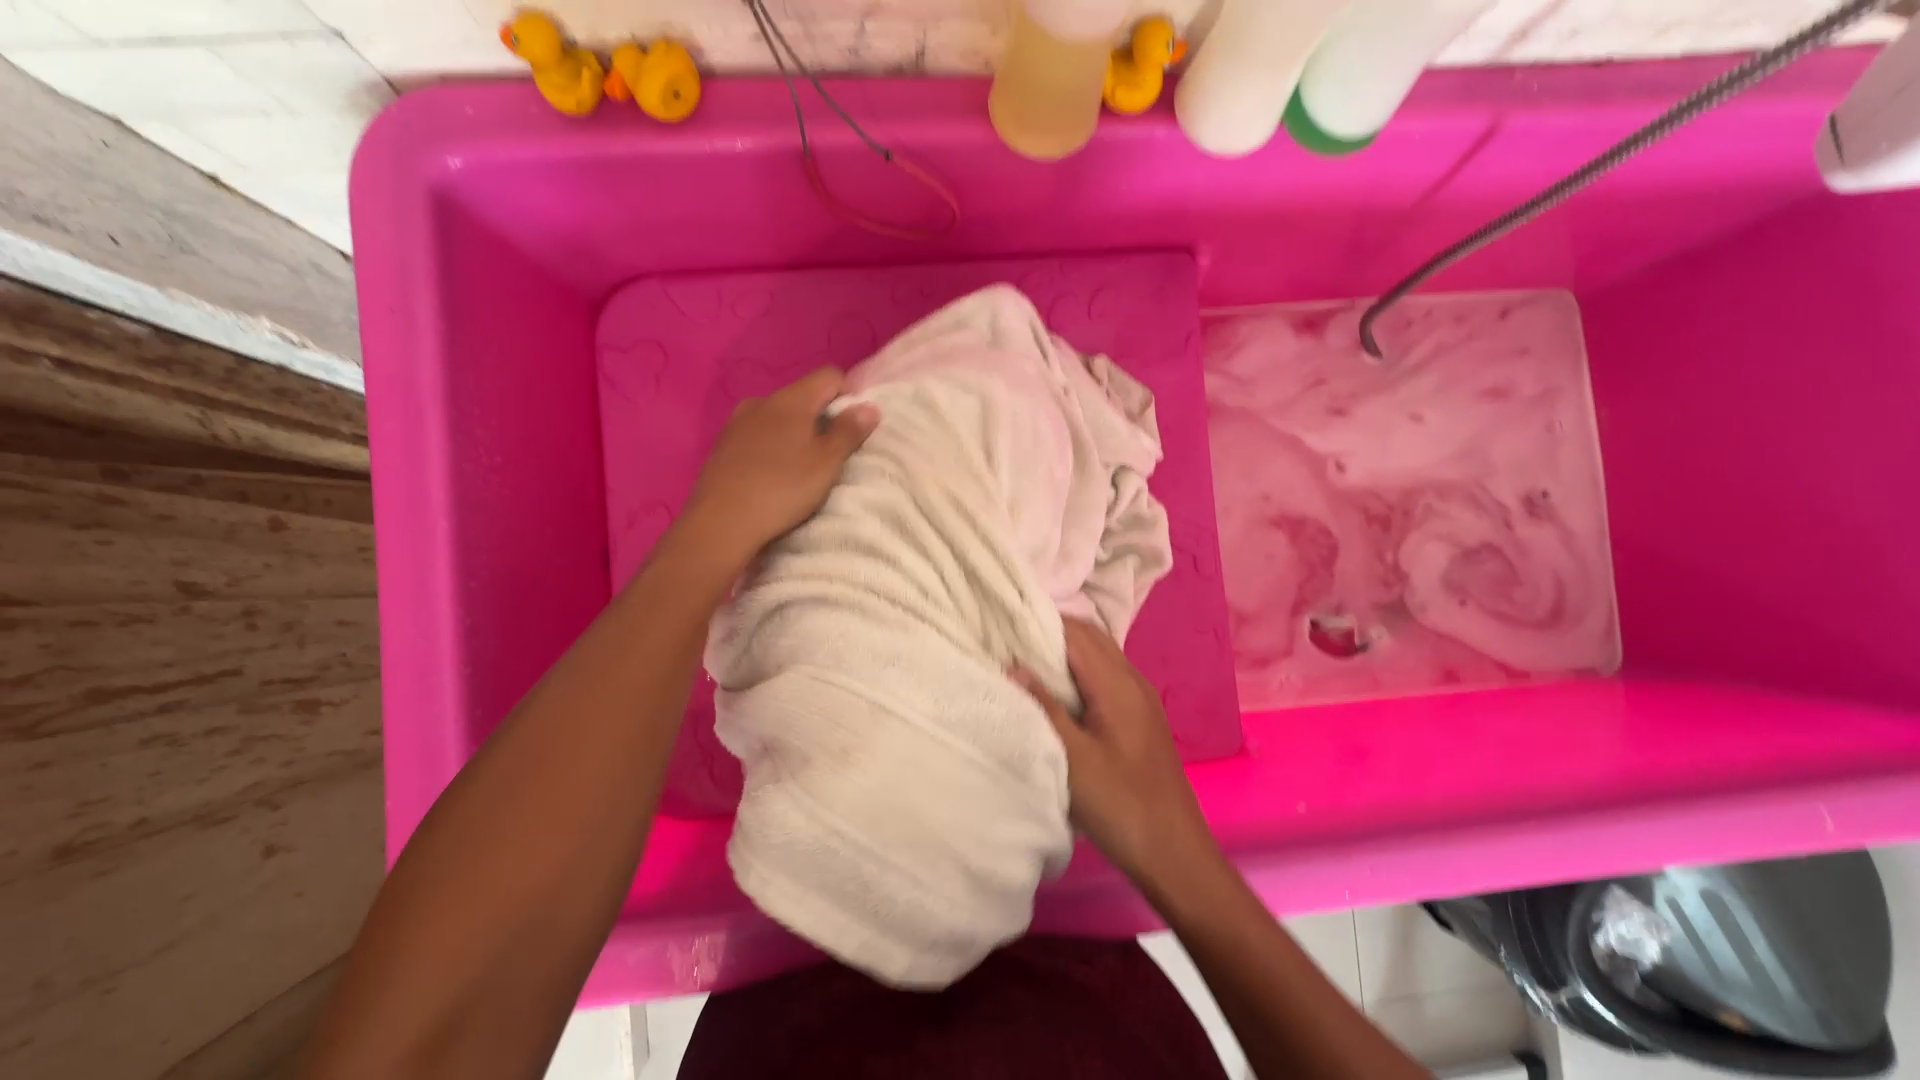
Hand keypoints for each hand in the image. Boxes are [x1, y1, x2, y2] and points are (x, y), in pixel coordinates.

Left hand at [678, 368, 879, 568]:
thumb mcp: (826, 463)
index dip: (848, 394)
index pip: (829, 375)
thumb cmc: (782, 489)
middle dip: (821, 416)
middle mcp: (762, 401)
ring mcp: (737, 422)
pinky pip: (757, 434)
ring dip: (794, 432)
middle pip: (802, 395)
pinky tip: (772, 474)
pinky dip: (771, 445)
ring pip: (777, 415)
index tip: (854, 426)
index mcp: (791, 399)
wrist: (720, 522)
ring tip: (801, 465)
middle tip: (831, 452)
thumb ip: (849, 431)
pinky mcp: (723, 445)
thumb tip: (869, 406)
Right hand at [1015, 619, 1217, 886]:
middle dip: (1050, 632)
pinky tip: (1056, 693)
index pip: (1075, 632)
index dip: (1039, 621)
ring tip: (1024, 663)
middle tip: (1007, 640)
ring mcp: (1140, 700)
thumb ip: (1044, 707)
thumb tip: (1014, 664)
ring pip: (1099, 656)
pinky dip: (1079, 672)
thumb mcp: (1073, 758)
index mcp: (1117, 684)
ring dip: (1065, 652)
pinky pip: (1106, 677)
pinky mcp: (1140, 719)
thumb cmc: (1119, 804)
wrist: (1173, 851)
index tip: (1001, 623)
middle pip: (1090, 637)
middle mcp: (1133, 681)